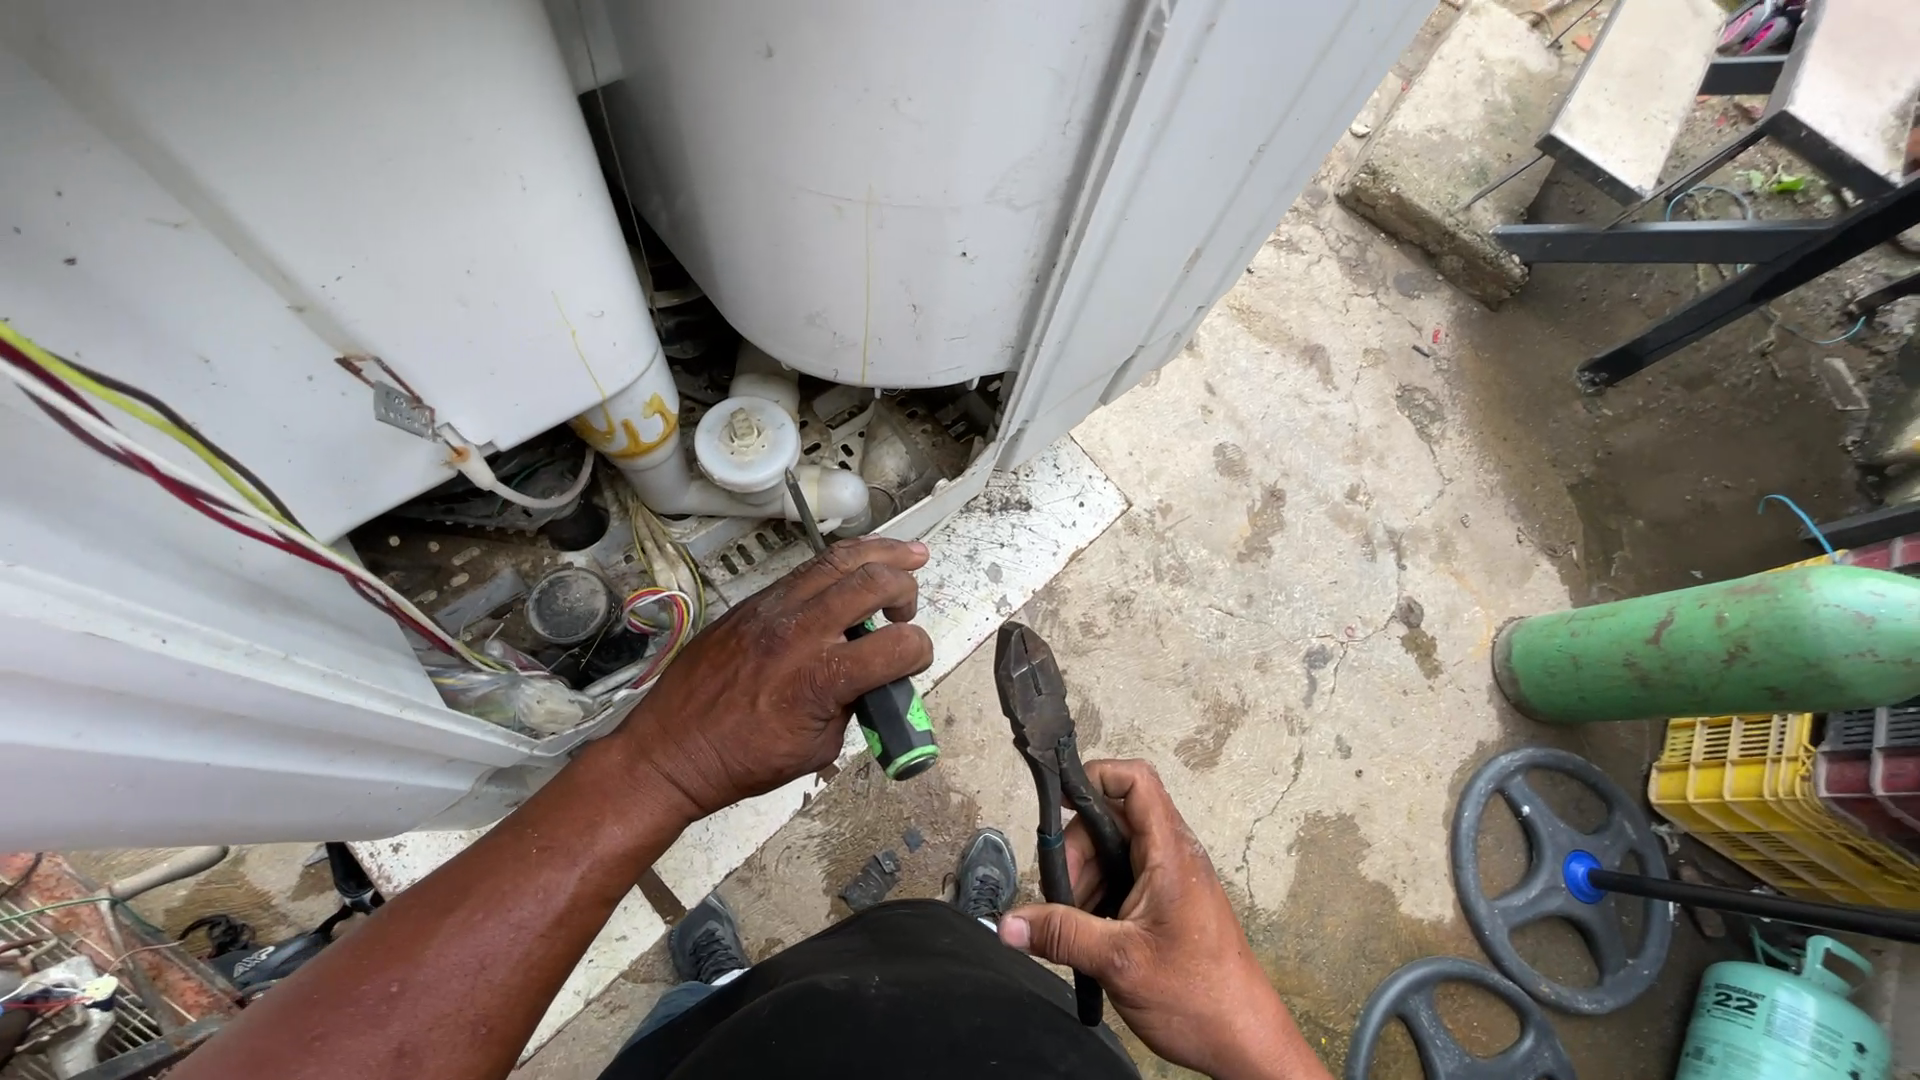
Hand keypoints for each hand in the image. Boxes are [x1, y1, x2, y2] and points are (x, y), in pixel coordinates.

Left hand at [611, 537, 934, 819]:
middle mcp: (800, 634)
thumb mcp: (818, 748)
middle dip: (905, 590)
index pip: (898, 646)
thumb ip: (853, 705)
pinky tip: (858, 563)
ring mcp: (774, 610)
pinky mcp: (754, 602)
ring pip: (839, 560)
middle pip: (873, 584)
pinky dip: (842, 562)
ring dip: (882, 553)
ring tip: (910, 553)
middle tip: (907, 608)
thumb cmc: (744, 760)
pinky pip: (807, 569)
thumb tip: (871, 675)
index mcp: (820, 680)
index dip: (920, 652)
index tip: (913, 660)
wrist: (671, 749)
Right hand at [998, 760, 1330, 1079]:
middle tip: (1060, 893)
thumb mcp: (1121, 962)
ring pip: (1112, 850)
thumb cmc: (1197, 997)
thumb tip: (1007, 924)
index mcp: (1170, 852)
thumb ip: (1062, 935)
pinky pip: (1121, 878)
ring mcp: (1168, 878)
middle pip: (1112, 817)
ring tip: (1073, 923)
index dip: (1096, 776)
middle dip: (1076, 848)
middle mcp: (1171, 855)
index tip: (1057, 802)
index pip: (1136, 780)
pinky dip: (1097, 895)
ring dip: (1083, 877)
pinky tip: (1088, 931)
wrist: (1246, 1044)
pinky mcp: (1165, 902)